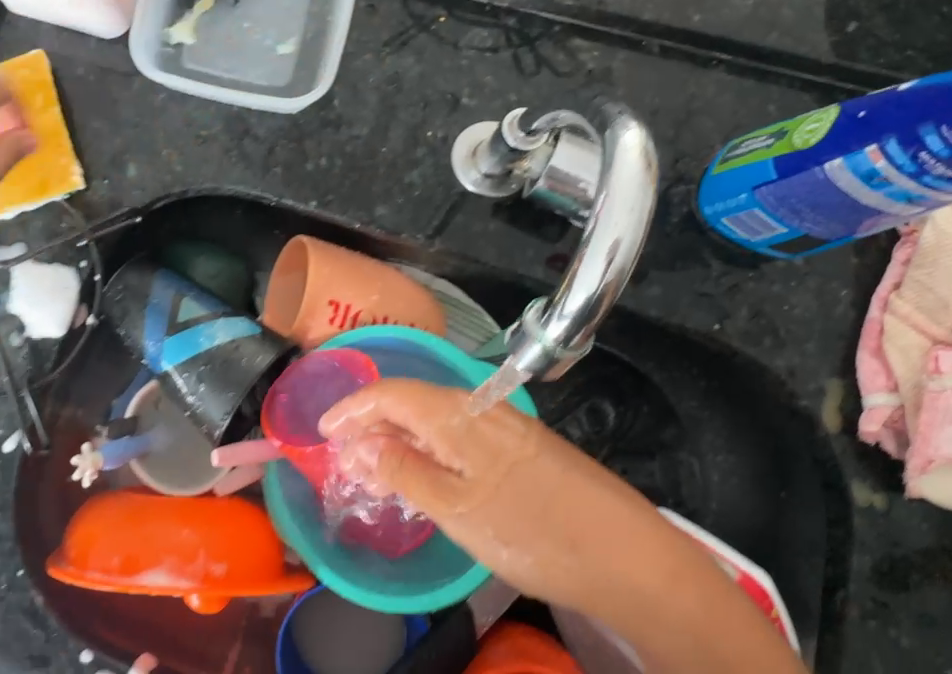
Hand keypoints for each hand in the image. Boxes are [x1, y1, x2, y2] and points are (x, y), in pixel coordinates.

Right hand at [319, 378, 651, 610]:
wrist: (630, 557)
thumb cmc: (533, 532)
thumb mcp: (456, 510)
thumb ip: (403, 472)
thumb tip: (357, 445)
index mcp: (456, 414)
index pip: (389, 393)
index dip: (351, 409)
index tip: (322, 432)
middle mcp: (478, 407)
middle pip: (411, 401)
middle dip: (372, 423)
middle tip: (344, 455)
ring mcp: (505, 425)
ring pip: (436, 418)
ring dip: (401, 437)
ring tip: (378, 468)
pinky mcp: (524, 446)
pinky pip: (460, 434)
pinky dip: (432, 449)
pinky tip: (429, 475)